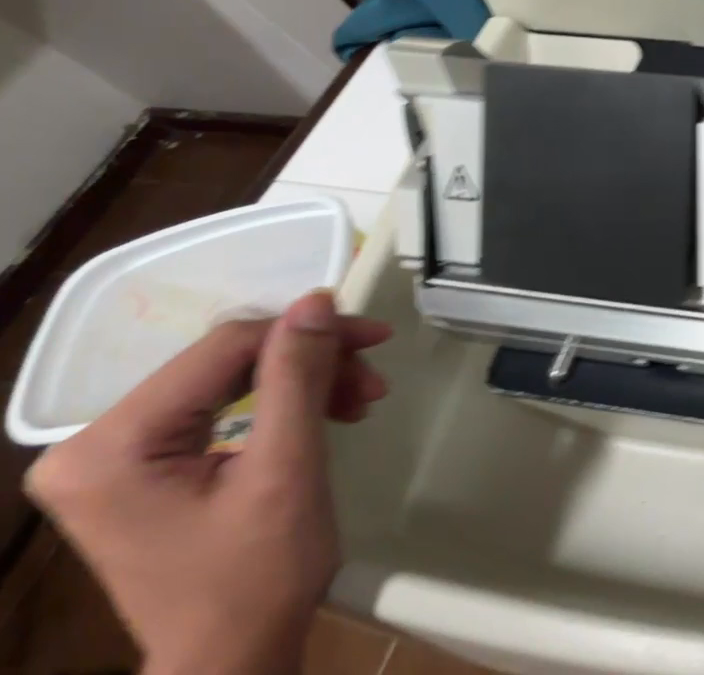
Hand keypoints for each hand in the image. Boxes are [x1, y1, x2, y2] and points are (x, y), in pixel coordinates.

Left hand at [26, 292, 391, 674]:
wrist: (232, 654)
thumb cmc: (258, 574)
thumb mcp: (286, 468)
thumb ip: (296, 377)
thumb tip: (317, 301)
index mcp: (109, 445)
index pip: (221, 349)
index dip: (305, 333)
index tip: (375, 338)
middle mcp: (89, 445)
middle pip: (221, 364)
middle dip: (308, 364)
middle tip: (371, 380)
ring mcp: (109, 460)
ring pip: (224, 382)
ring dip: (300, 383)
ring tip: (357, 401)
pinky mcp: (135, 471)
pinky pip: (213, 411)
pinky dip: (275, 407)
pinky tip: (319, 416)